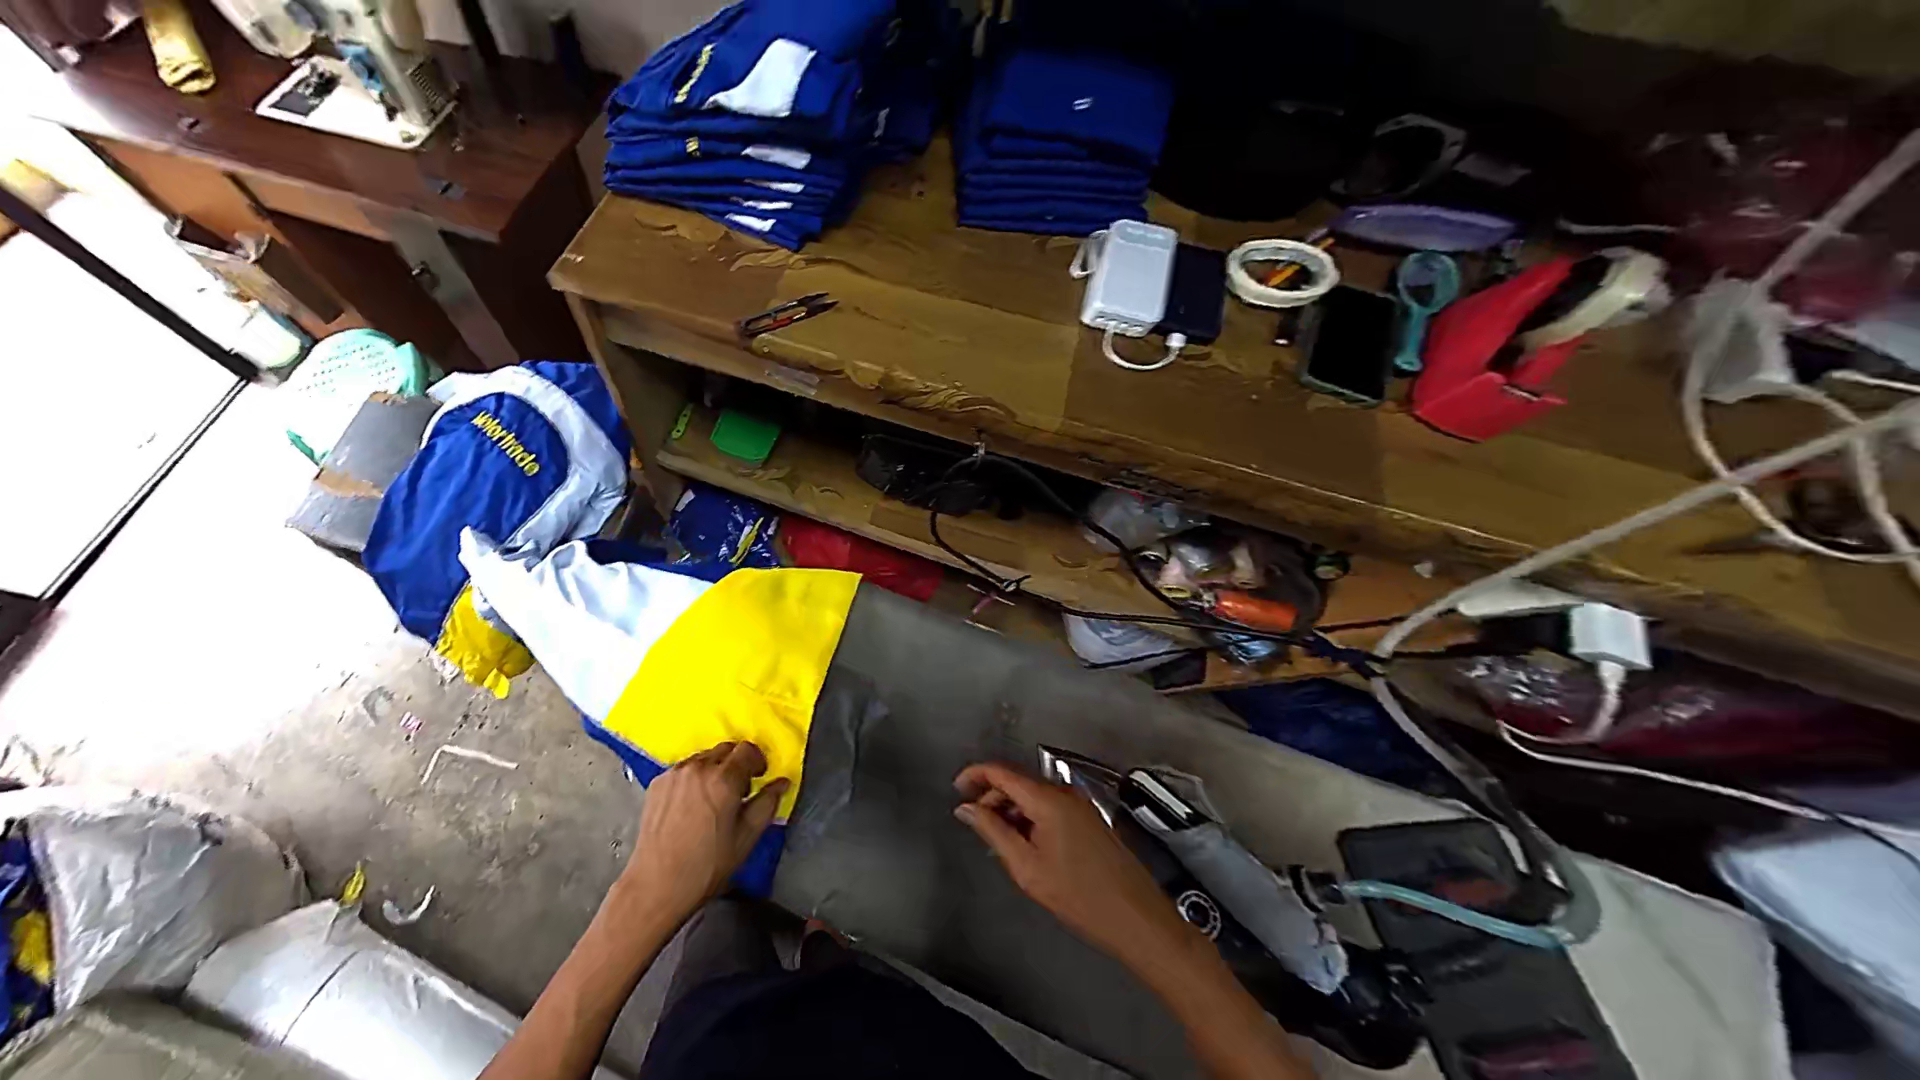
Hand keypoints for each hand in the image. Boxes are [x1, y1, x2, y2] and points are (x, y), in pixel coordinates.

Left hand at [619, 742, 787, 922]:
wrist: (657, 886)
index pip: (748, 750)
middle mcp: (698, 769)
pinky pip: (684, 769)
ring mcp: (674, 775)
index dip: (758, 761)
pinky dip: (694, 778)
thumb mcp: (747, 836)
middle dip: (737, 764)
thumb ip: (768, 803)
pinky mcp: (657, 784)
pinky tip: (693, 803)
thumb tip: (781, 783)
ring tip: (715, 798)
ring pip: (704, 758)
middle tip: (740, 789)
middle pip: (726, 749)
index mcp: (723, 779)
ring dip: (715, 769)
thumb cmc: (707, 865)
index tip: (759, 776)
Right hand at [953, 762, 1192, 965]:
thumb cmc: (1077, 895)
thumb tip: (965, 808)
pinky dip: (1030, 817)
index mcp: (1048, 799)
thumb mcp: (1026, 866)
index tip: (955, 789)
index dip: (975, 774)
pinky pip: (1050, 806)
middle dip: (992, 796)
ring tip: (997, 840)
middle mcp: (1064, 792)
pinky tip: (1024, 844)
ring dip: (1011, 809)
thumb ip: (993, 831)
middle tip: (974, 823)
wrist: (1135, 917)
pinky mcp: (1088, 818)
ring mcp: (1079, 804)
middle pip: (1018, 781)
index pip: (1002, 771)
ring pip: (1034, 795)